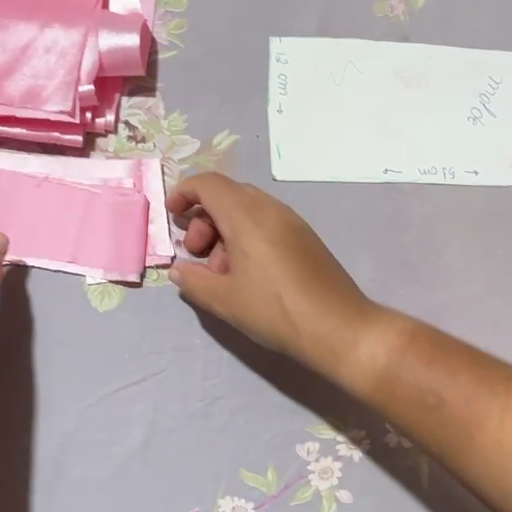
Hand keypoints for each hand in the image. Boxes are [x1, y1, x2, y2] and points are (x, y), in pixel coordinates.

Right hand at [169, 173, 381, 371]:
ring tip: (223, 273)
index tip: (172, 217)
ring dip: (226, 232)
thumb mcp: (225, 301)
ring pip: (249, 211)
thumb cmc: (276, 311)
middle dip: (204, 218)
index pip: (209, 184)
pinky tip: (248, 276)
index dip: (184, 193)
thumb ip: (194, 281)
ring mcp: (293, 223)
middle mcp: (272, 210)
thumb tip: (180, 270)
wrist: (339, 327)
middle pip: (228, 195)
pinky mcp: (307, 239)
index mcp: (247, 216)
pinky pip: (268, 225)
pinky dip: (248, 239)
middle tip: (198, 255)